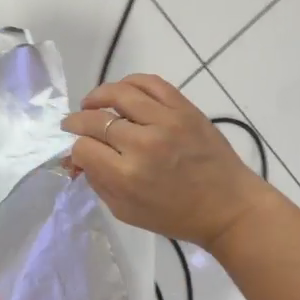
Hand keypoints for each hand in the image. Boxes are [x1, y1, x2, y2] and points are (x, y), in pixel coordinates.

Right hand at [62, 75, 273, 247]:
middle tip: (72, 126)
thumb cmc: (174, 217)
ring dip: (96, 96)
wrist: (227, 206)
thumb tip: (78, 160)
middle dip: (77, 123)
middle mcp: (142, 144)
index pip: (83, 148)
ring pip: (119, 93)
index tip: (79, 156)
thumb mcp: (125, 211)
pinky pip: (150, 83)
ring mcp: (165, 121)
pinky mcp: (184, 109)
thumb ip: (98, 182)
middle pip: (95, 120)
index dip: (75, 151)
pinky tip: (120, 93)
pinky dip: (129, 83)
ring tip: (90, 103)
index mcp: (126, 176)